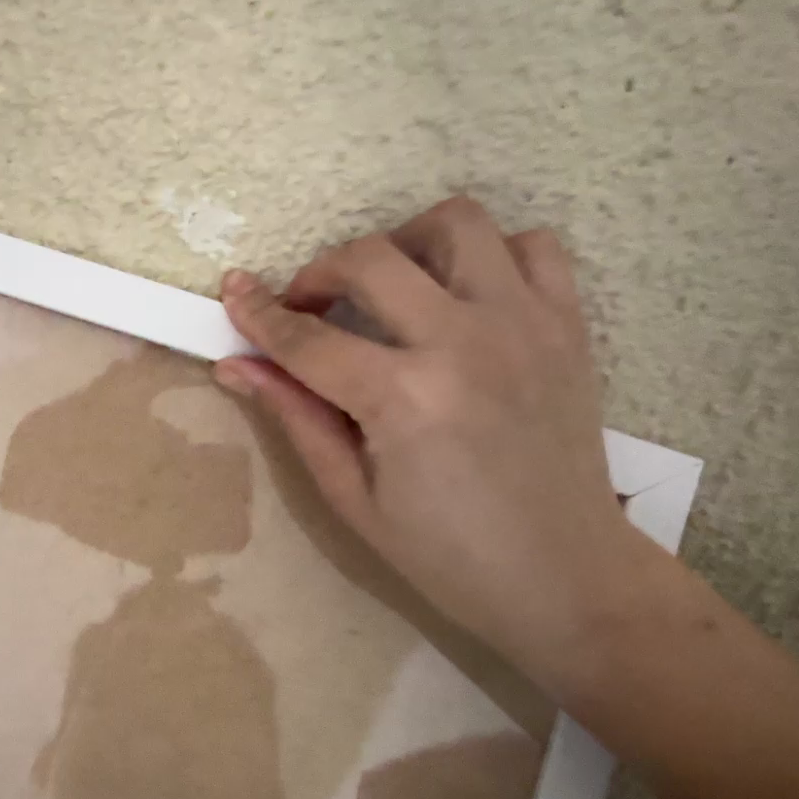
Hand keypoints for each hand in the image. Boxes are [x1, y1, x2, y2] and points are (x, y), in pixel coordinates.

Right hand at [214, 197, 649, 668]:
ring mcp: (524, 324)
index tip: (232, 292)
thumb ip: (295, 417)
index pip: (307, 338)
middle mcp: (465, 342)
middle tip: (307, 308)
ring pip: (456, 223)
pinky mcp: (567, 324)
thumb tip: (236, 365)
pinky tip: (462, 294)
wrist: (564, 575)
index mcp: (403, 398)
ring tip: (387, 286)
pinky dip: (488, 253)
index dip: (258, 313)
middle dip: (319, 273)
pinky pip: (532, 245)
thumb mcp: (350, 496)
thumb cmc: (445, 552)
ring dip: (403, 243)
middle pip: (370, 259)